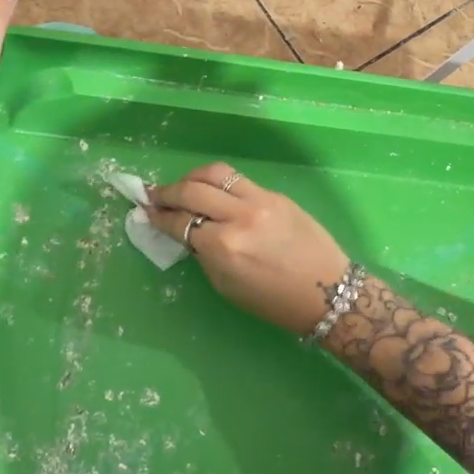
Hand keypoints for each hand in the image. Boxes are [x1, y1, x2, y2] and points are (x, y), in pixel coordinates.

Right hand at [146, 163, 350, 334]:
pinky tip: (213, 191)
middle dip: (167, 192)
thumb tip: (187, 231)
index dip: (158, 216)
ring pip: (216, 173)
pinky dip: (219, 183)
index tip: (146, 211)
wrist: (327, 291)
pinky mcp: (276, 194)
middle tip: (154, 195)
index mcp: (223, 246)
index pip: (180, 221)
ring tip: (182, 186)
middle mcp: (239, 216)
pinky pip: (239, 180)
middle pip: (192, 190)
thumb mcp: (226, 285)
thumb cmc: (273, 301)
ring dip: (192, 177)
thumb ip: (203, 253)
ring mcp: (260, 200)